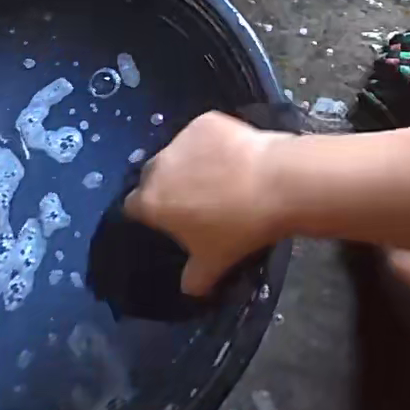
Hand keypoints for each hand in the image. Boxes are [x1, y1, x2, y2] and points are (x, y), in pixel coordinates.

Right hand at [124, 111, 289, 294]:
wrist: (275, 183)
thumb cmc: (239, 228)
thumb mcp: (216, 262)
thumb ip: (194, 278)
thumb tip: (189, 288)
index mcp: (152, 202)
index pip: (134, 206)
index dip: (149, 213)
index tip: (169, 219)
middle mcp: (158, 166)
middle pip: (153, 175)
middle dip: (168, 185)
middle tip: (196, 199)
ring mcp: (180, 138)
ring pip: (178, 151)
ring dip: (190, 161)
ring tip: (223, 175)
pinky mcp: (204, 120)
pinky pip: (202, 133)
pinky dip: (213, 142)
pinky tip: (236, 155)